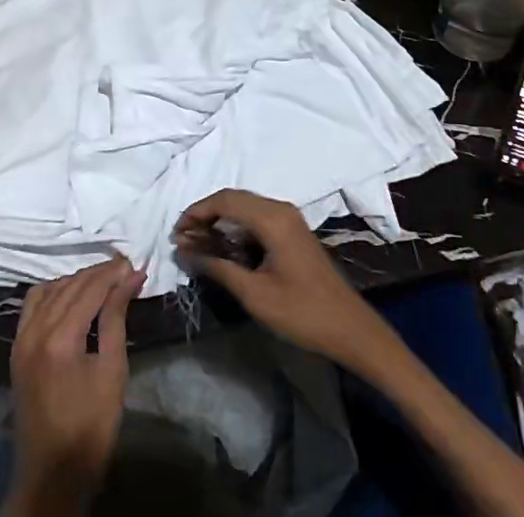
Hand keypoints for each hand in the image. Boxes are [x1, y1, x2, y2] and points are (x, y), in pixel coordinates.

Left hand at [6, 258, 144, 514]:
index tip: (136, 264)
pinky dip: (54, 293)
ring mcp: (20, 341)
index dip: (114, 274)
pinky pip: (32, 306)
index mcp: (59, 339)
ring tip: (105, 280)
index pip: (89, 289)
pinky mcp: (16, 350)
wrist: (53, 471)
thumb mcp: (113, 369)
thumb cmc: (92, 424)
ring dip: (77, 280)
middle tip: (126, 269)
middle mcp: (34, 332)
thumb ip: (116, 317)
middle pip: (69, 286)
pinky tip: (73, 296)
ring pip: (49, 291)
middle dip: (99, 273)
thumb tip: (130, 278)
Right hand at [174, 190, 398, 372]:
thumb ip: (219, 267)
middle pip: (235, 198)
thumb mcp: (254, 294)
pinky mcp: (293, 231)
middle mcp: (282, 210)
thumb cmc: (301, 312)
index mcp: (273, 219)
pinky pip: (258, 217)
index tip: (176, 233)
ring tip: (196, 244)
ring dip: (220, 219)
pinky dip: (236, 226)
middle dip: (205, 214)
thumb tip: (186, 251)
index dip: (197, 212)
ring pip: (246, 206)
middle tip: (182, 240)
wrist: (347, 325)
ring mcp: (290, 219)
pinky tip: (223, 247)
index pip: (226, 200)